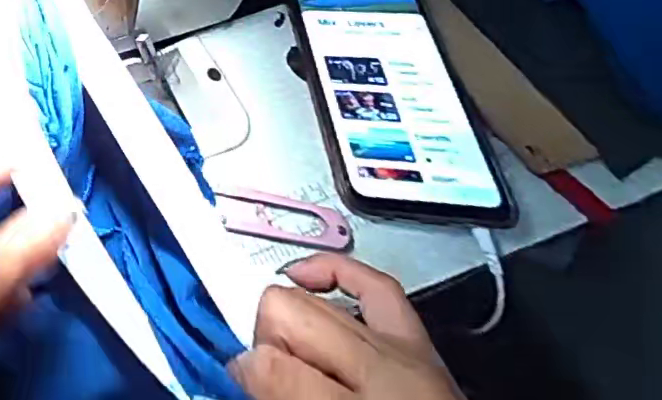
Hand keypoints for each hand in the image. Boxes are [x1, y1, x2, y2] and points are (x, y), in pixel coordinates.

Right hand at [228, 255, 463, 399]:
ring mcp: (409, 356)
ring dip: (290, 325)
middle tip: (272, 382)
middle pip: (286, 310)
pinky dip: (332, 273)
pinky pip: (374, 284)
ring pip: (315, 298)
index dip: (243, 373)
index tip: (239, 386)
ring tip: (295, 361)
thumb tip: (238, 376)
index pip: (271, 363)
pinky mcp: (423, 348)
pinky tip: (305, 280)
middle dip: (266, 343)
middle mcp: (388, 377)